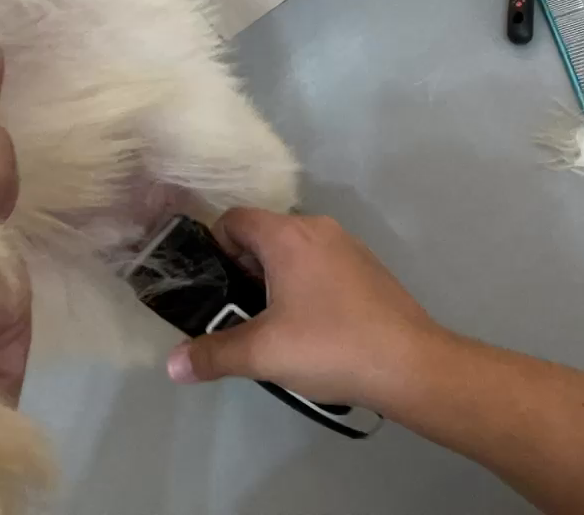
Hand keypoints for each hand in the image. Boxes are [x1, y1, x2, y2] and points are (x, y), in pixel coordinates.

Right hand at [166, 208, 443, 407]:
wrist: (409, 362)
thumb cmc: (330, 345)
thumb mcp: (263, 354)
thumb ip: (214, 354)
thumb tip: (174, 364)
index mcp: (287, 235)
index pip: (234, 219)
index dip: (216, 249)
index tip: (216, 289)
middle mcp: (316, 227)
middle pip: (263, 234)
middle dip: (244, 270)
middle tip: (241, 314)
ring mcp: (346, 244)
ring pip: (293, 250)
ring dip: (275, 279)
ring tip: (275, 326)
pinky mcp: (366, 265)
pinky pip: (320, 263)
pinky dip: (305, 284)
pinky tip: (313, 327)